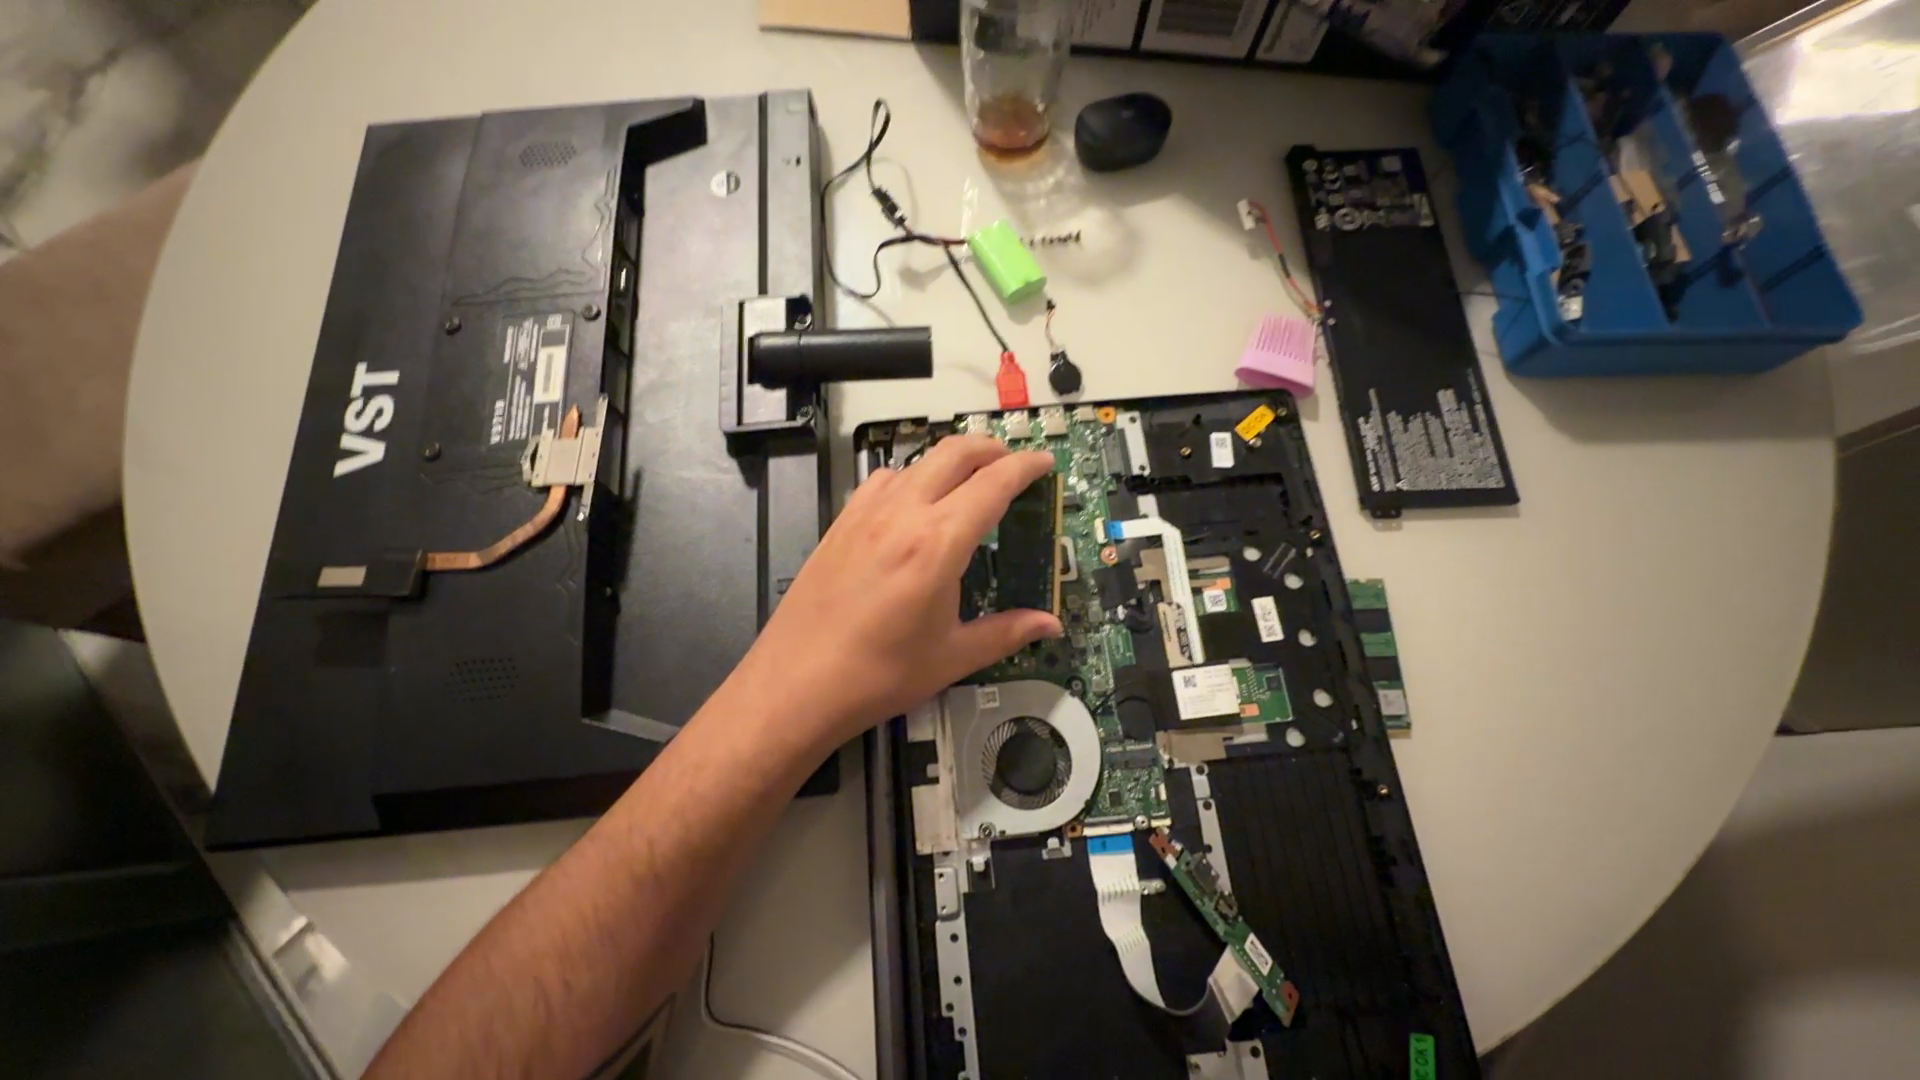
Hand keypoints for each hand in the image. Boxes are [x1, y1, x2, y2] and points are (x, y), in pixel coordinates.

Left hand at [733, 435, 1062, 748]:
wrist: (796, 684)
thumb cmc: (878, 675)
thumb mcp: (953, 656)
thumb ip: (1007, 632)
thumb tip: (1050, 625)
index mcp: (938, 542)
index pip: (994, 483)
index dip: (1026, 466)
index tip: (1045, 462)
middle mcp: (902, 513)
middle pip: (955, 452)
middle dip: (991, 449)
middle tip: (1013, 465)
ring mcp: (865, 513)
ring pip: (917, 462)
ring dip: (950, 461)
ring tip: (968, 484)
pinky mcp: (840, 523)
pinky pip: (882, 480)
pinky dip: (911, 477)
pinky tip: (913, 506)